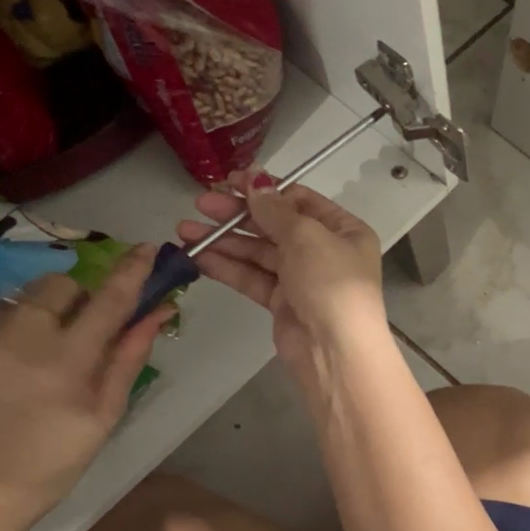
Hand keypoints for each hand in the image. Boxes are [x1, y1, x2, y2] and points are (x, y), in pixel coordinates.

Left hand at [0, 245, 173, 530]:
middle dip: (73, 302)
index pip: (108, 299)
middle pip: (56, 287)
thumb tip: (158, 312)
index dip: (131, 271)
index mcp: (64, 361)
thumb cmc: (46, 466)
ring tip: (25, 371)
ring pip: (15, 308)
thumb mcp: (101, 418)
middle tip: (74, 339)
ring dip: (31, 326)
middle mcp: (14, 339)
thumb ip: (128, 358)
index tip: (147, 248)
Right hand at [178, 169, 385, 382]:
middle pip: (276, 225)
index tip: (229, 180)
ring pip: (260, 252)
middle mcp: (326, 251)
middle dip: (238, 215)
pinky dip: (227, 267)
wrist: (336, 350)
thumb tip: (256, 180)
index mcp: (344, 230)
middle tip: (200, 203)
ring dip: (225, 240)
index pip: (301, 201)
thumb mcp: (306, 236)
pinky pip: (253, 278)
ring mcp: (303, 278)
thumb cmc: (331, 282)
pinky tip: (198, 256)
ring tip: (185, 230)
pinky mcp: (283, 303)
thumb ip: (275, 210)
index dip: (265, 189)